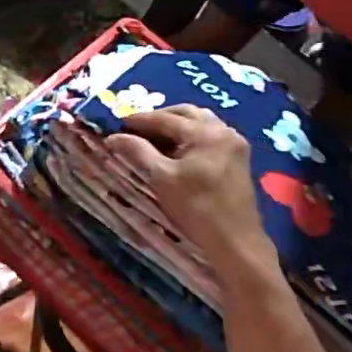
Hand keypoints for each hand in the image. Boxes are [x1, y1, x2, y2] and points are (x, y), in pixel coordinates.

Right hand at [105, 106, 273, 272]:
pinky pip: (210, 133)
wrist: (235, 239)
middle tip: (136, 128)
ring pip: (200, 121)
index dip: (139, 120)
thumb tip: (113, 136)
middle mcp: (223, 131)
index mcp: (205, 133)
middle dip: (159, 118)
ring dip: (176, 124)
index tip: (118, 123)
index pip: (165, 119)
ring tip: (154, 137)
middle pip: (186, 113)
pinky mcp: (238, 156)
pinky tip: (177, 149)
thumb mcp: (161, 177)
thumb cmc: (196, 207)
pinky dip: (190, 134)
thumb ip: (137, 151)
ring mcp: (234, 143)